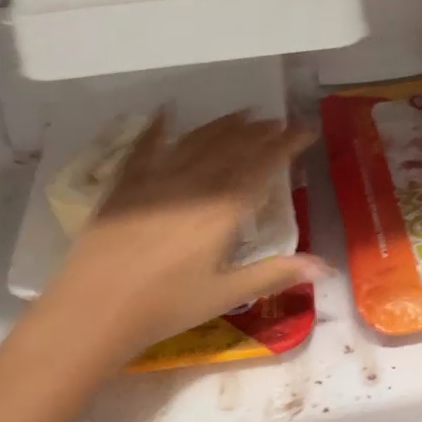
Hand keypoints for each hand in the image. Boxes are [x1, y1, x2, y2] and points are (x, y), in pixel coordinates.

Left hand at [38, 111, 324, 358]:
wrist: (94, 309)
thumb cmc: (166, 307)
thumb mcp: (226, 294)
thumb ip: (276, 274)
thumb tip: (327, 268)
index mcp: (223, 210)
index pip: (262, 165)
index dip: (286, 144)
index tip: (304, 130)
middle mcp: (194, 184)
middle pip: (232, 147)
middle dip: (259, 131)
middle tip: (277, 122)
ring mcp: (157, 179)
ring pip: (197, 140)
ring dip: (223, 125)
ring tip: (242, 115)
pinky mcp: (125, 184)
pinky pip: (146, 145)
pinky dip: (159, 127)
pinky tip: (167, 112)